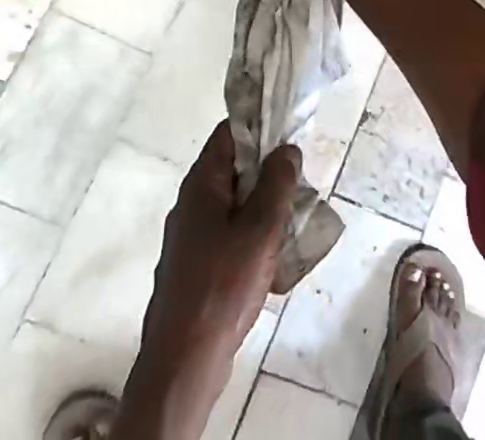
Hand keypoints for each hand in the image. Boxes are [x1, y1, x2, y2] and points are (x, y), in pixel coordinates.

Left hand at [115, 123, 299, 439]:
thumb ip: (276, 185)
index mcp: (201, 184)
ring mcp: (192, 235)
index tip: (291, 133)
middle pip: (233, 168)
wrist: (183, 358)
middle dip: (268, 171)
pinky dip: (254, 236)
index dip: (259, 126)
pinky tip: (276, 260)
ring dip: (265, 207)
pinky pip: (231, 235)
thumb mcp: (259, 230)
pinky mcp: (198, 264)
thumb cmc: (221, 286)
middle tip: (301, 184)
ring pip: (234, 204)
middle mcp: (192, 203)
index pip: (228, 134)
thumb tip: (287, 149)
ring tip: (295, 221)